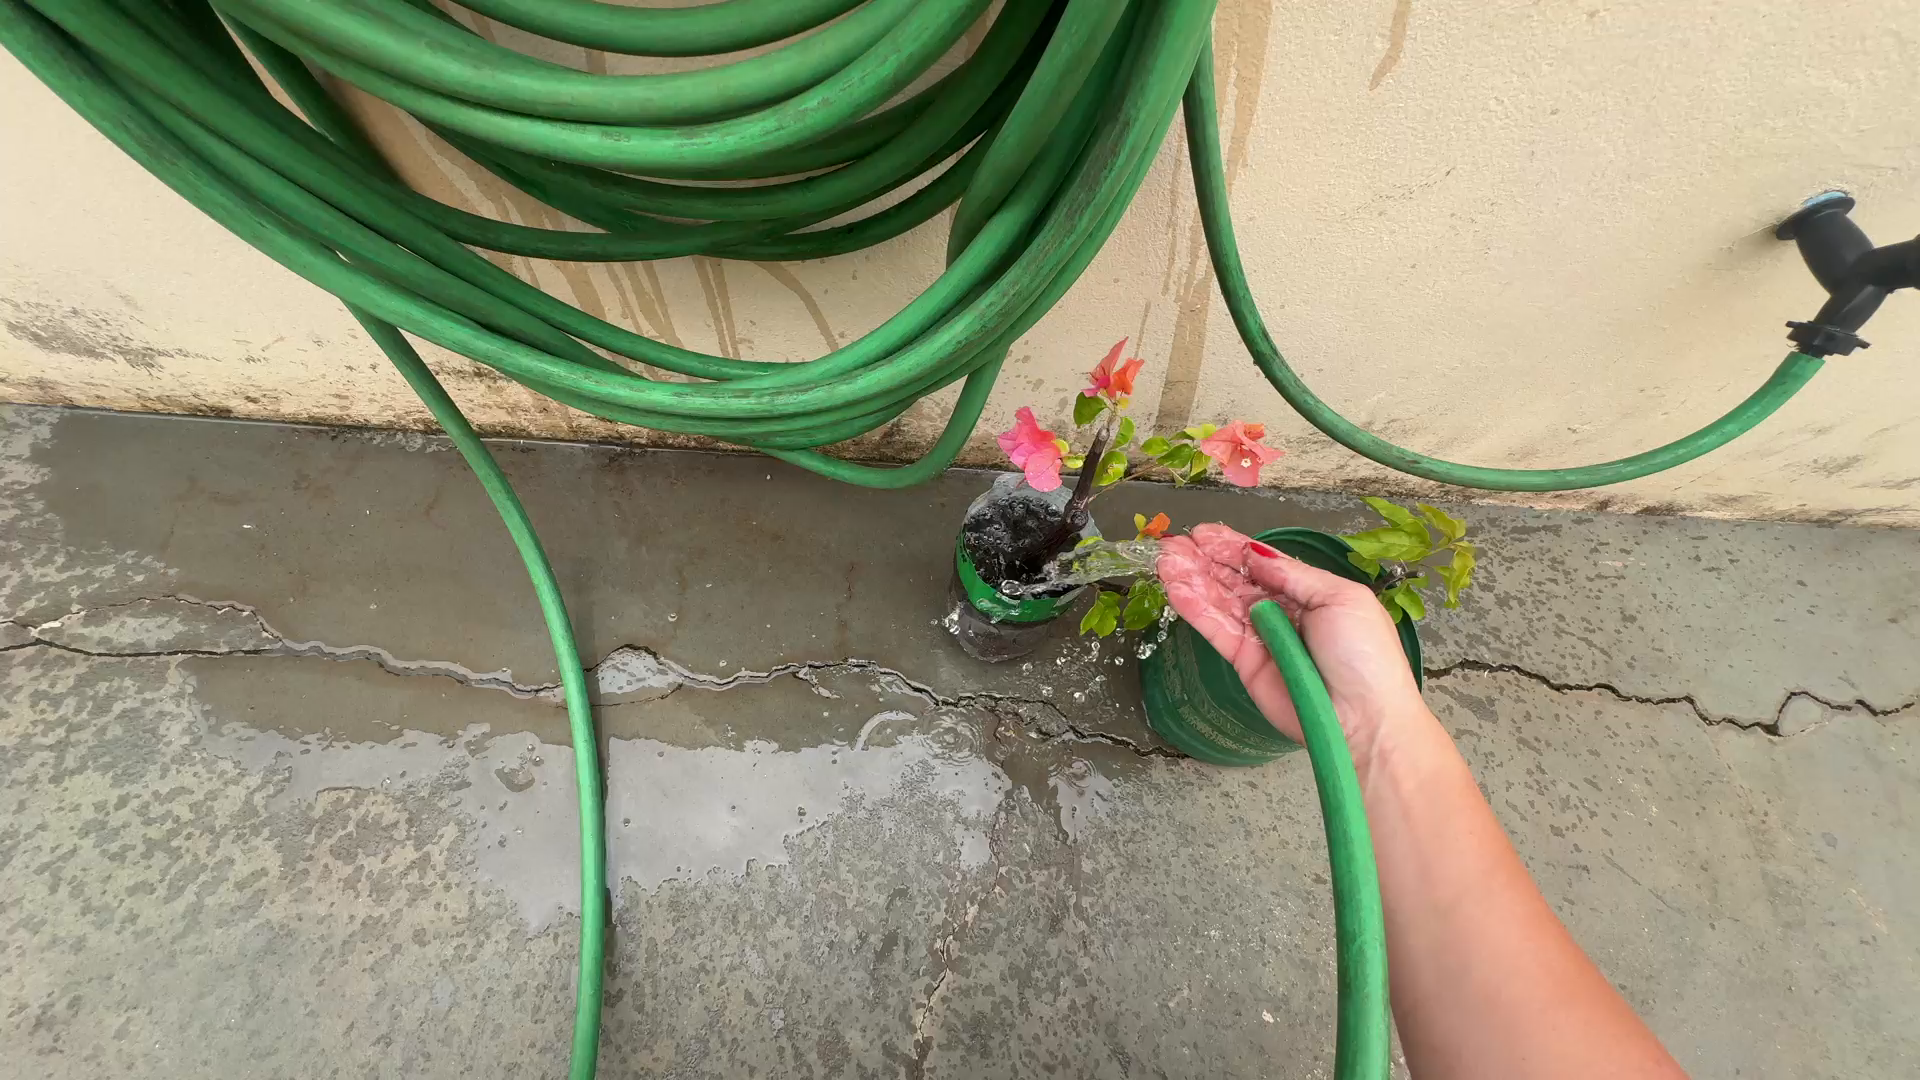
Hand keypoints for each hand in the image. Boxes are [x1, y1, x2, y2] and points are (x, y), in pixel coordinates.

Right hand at [1156, 524, 1431, 773]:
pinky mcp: (1243, 660)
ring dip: (1191, 580)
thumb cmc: (1364, 656)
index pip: (1260, 562)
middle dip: (1202, 560)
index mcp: (1306, 592)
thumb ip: (1293, 574)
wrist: (1364, 719)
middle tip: (1170, 545)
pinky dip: (1195, 609)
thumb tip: (1254, 553)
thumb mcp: (1340, 598)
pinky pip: (1216, 629)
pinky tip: (1175, 590)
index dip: (1230, 546)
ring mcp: (1258, 636)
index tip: (1202, 533)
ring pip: (1218, 601)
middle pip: (1232, 579)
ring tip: (1164, 563)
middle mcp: (1278, 610)